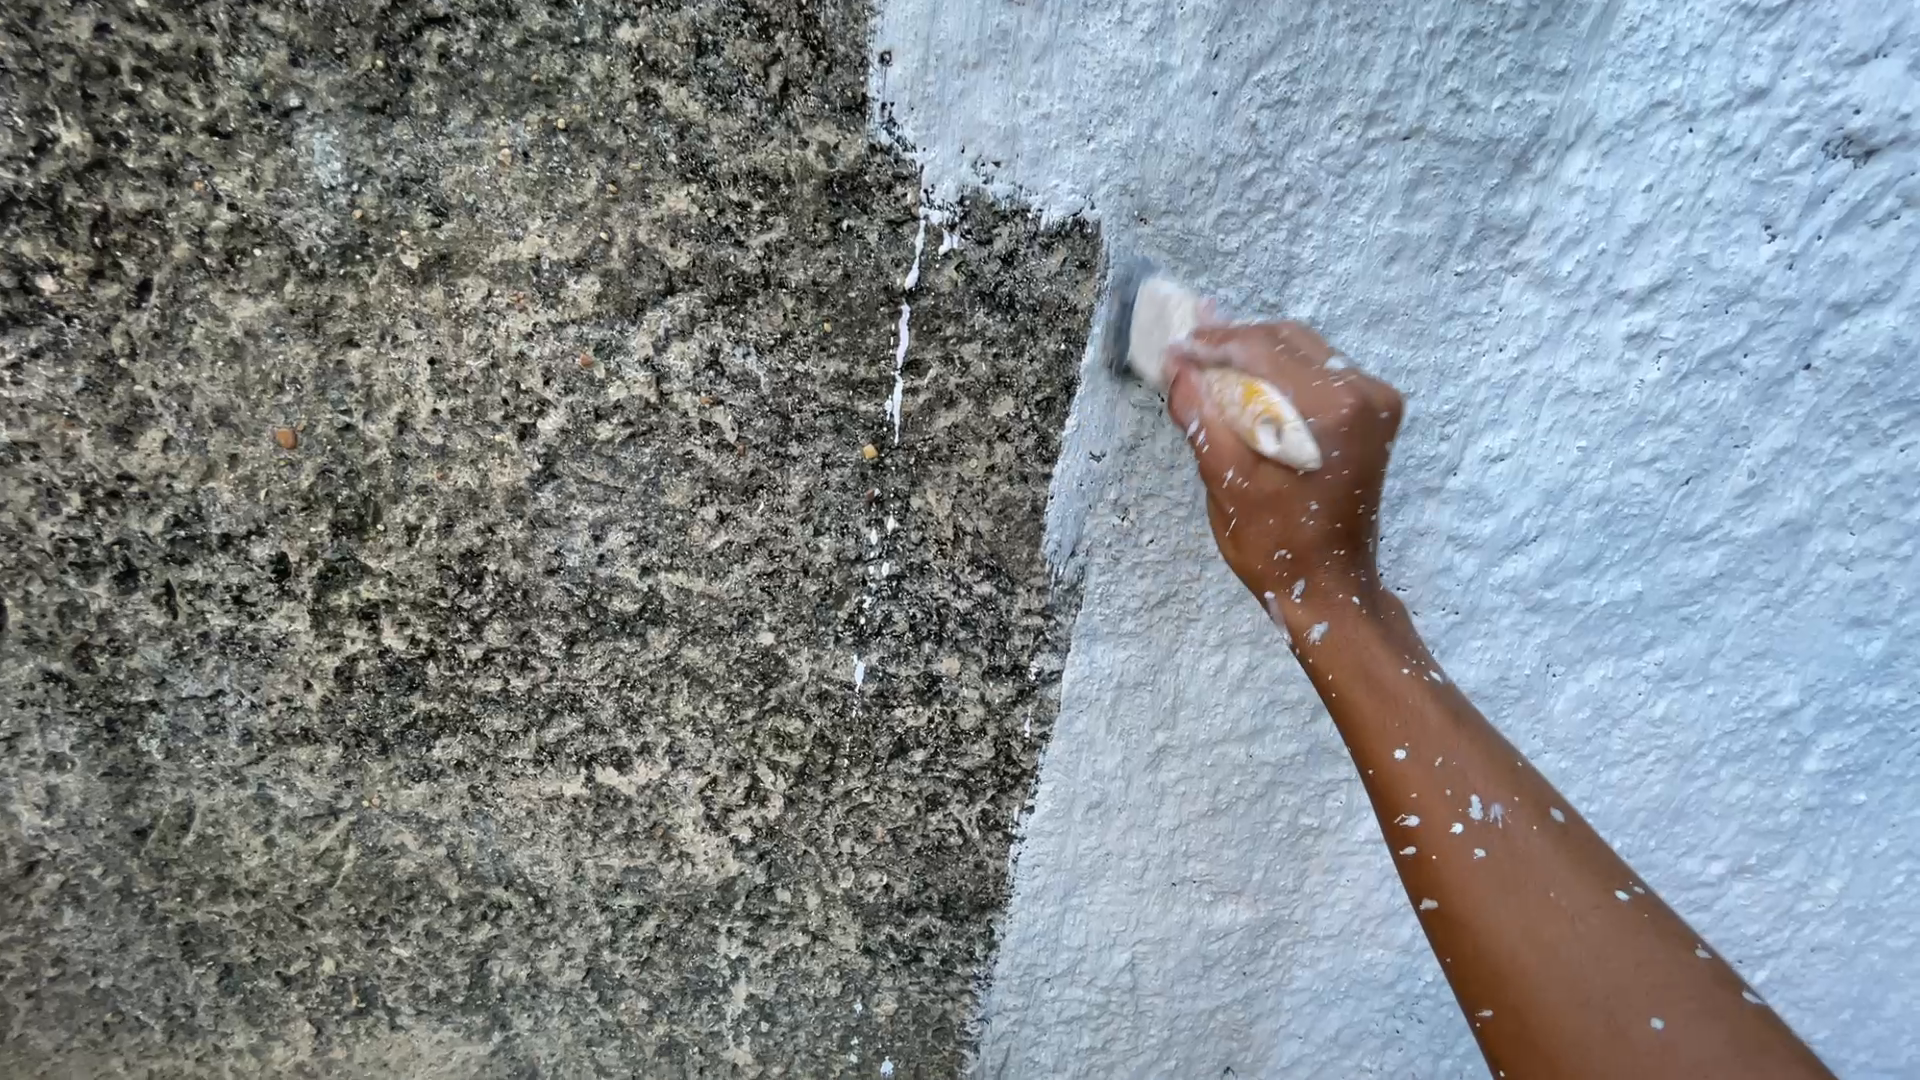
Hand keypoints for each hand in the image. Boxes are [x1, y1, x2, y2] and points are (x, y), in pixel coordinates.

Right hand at [1165, 321, 1402, 625]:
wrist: (1327, 585)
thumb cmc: (1274, 543)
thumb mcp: (1225, 481)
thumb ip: (1200, 417)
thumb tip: (1176, 366)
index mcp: (1334, 407)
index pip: (1263, 348)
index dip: (1212, 344)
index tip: (1173, 348)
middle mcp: (1366, 392)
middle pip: (1285, 339)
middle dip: (1231, 343)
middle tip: (1185, 352)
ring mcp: (1375, 400)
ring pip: (1301, 350)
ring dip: (1252, 354)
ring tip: (1207, 364)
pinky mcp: (1372, 413)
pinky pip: (1315, 372)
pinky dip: (1275, 372)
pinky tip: (1244, 382)